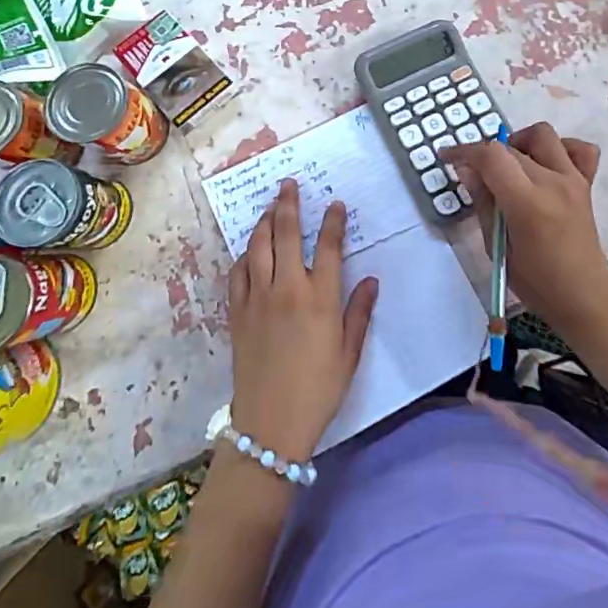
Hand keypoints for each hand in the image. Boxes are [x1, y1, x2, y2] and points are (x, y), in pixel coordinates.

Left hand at [228, 181, 378, 460]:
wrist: (270, 422)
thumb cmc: (318, 390)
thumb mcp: (349, 354)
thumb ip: (359, 313)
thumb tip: (370, 280)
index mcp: (320, 298)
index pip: (329, 247)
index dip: (332, 221)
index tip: (334, 204)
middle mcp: (287, 288)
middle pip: (287, 234)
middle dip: (289, 204)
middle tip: (288, 185)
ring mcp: (257, 297)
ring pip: (258, 246)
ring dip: (265, 222)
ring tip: (270, 207)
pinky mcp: (237, 310)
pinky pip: (238, 271)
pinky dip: (245, 255)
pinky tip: (250, 250)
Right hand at [442, 123, 607, 329]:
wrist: (583, 293)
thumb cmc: (535, 279)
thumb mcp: (496, 246)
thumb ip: (482, 202)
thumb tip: (466, 169)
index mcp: (528, 203)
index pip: (491, 157)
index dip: (464, 151)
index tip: (447, 156)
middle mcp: (553, 183)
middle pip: (510, 148)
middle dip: (485, 156)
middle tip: (475, 178)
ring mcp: (573, 179)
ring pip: (542, 135)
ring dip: (519, 143)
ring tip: (509, 166)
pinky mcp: (586, 183)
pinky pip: (579, 149)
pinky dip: (558, 148)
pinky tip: (543, 164)